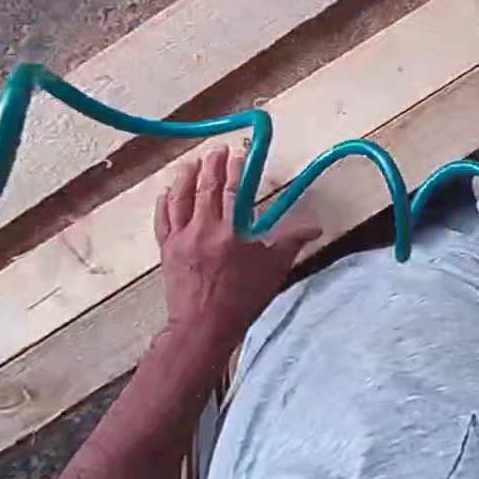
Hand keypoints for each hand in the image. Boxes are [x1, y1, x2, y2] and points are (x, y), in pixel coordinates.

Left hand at [154, 144, 320, 354]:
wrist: (204, 327)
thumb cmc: (242, 300)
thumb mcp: (273, 270)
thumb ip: (292, 242)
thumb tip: (315, 227)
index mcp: (231, 232)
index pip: (233, 190)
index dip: (236, 169)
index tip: (237, 153)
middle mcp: (204, 229)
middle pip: (206, 188)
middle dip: (212, 165)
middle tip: (216, 151)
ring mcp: (182, 238)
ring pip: (180, 198)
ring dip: (186, 177)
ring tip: (192, 162)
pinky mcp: (167, 250)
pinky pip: (162, 220)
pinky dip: (164, 203)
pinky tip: (166, 192)